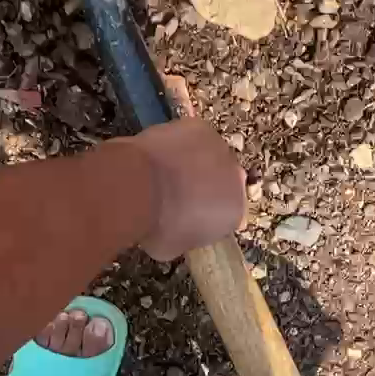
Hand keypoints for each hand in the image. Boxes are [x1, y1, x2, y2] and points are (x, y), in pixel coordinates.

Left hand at [123, 118, 245, 260]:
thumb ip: (184, 237)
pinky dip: (179, 142)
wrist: (139, 187)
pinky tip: (161, 152)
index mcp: (233, 212)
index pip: (225, 215)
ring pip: (209, 156)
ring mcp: (220, 149)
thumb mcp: (170, 247)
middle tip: (175, 194)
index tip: (185, 217)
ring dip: (194, 162)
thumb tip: (175, 231)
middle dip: (204, 187)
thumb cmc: (155, 226)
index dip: (205, 215)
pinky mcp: (200, 127)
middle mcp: (235, 179)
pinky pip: (192, 136)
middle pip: (221, 181)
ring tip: (164, 171)